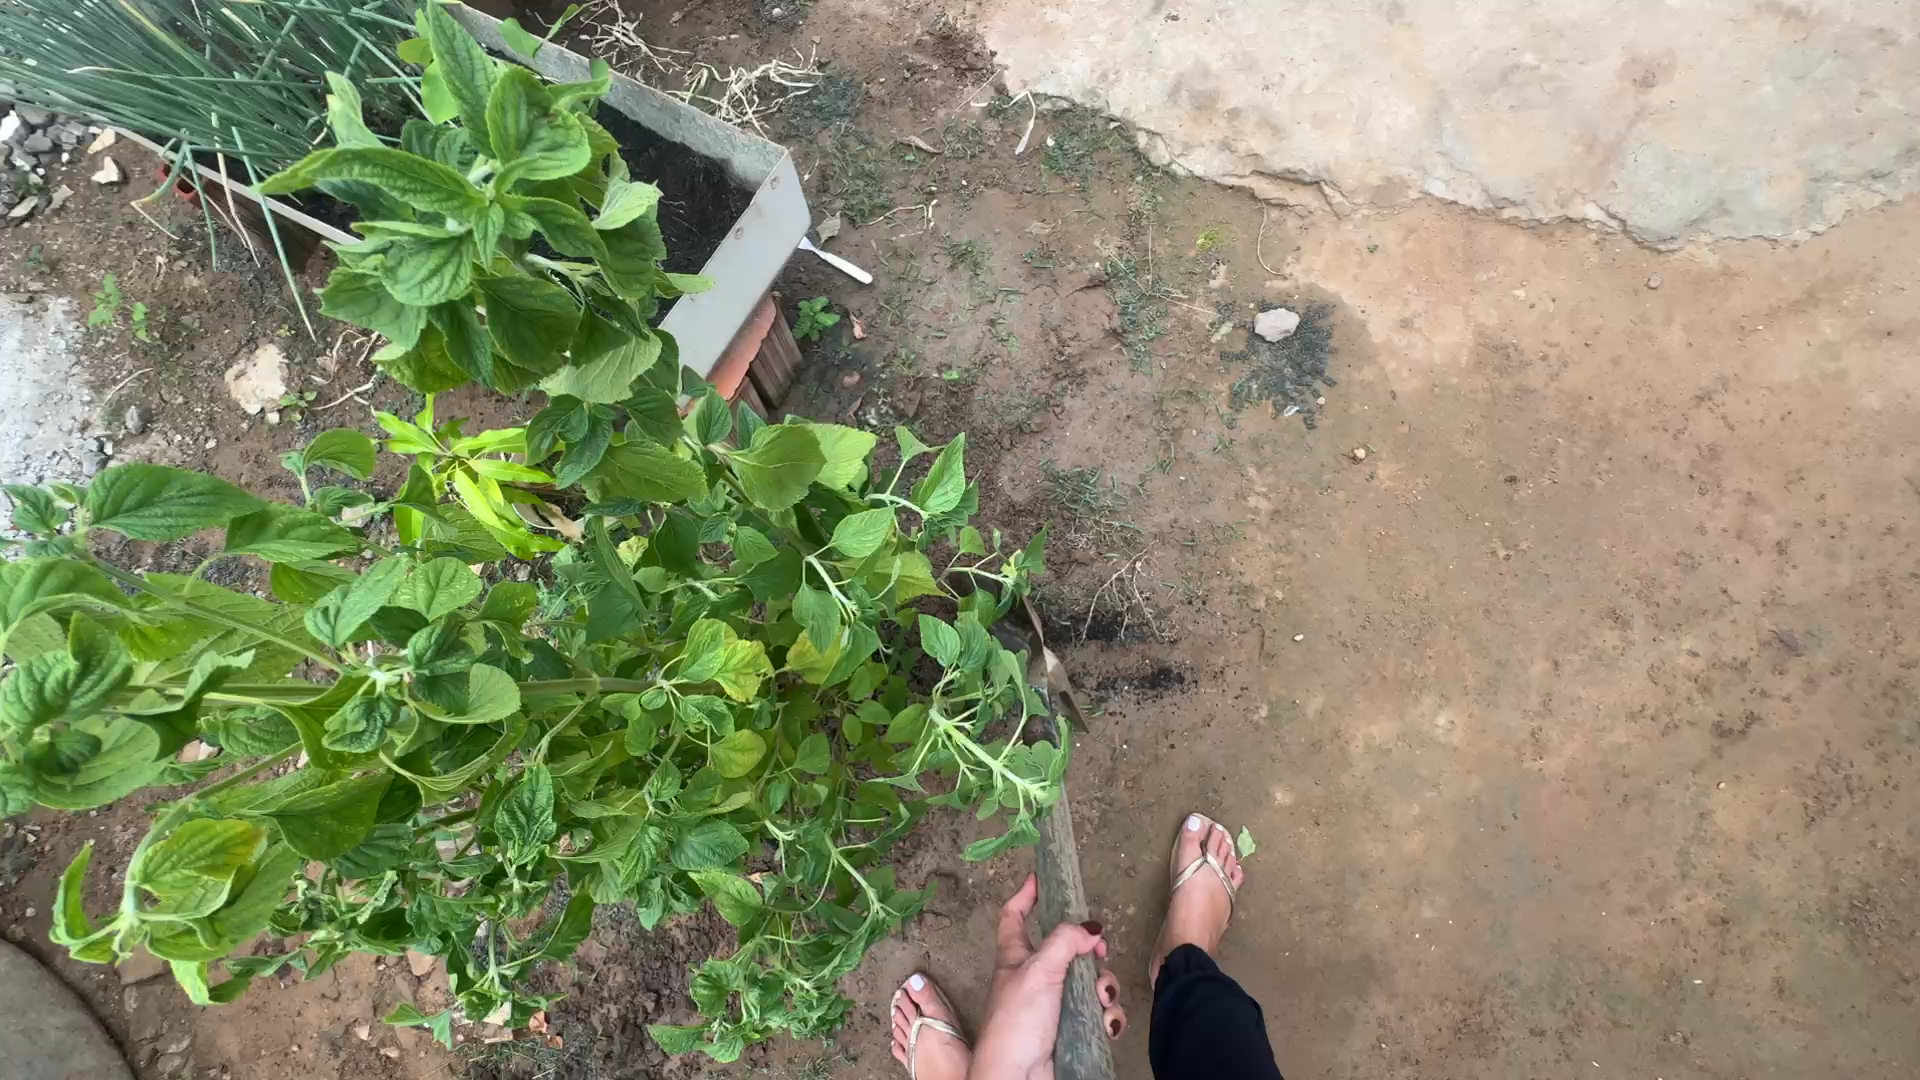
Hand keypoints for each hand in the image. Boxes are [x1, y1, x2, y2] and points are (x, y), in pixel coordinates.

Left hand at [966, 874, 1106, 1079]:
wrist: (1019, 1079)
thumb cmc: (1016, 1022)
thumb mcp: (1038, 970)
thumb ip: (1065, 941)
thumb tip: (1091, 929)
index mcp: (1015, 956)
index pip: (1014, 915)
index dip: (1025, 895)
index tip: (1039, 878)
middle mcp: (1034, 976)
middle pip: (1066, 948)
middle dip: (1087, 948)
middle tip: (1100, 949)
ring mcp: (1054, 1004)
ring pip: (1088, 980)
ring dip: (1102, 985)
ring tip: (1101, 995)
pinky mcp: (1071, 1029)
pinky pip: (1098, 1013)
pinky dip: (1107, 1015)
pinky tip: (1107, 1021)